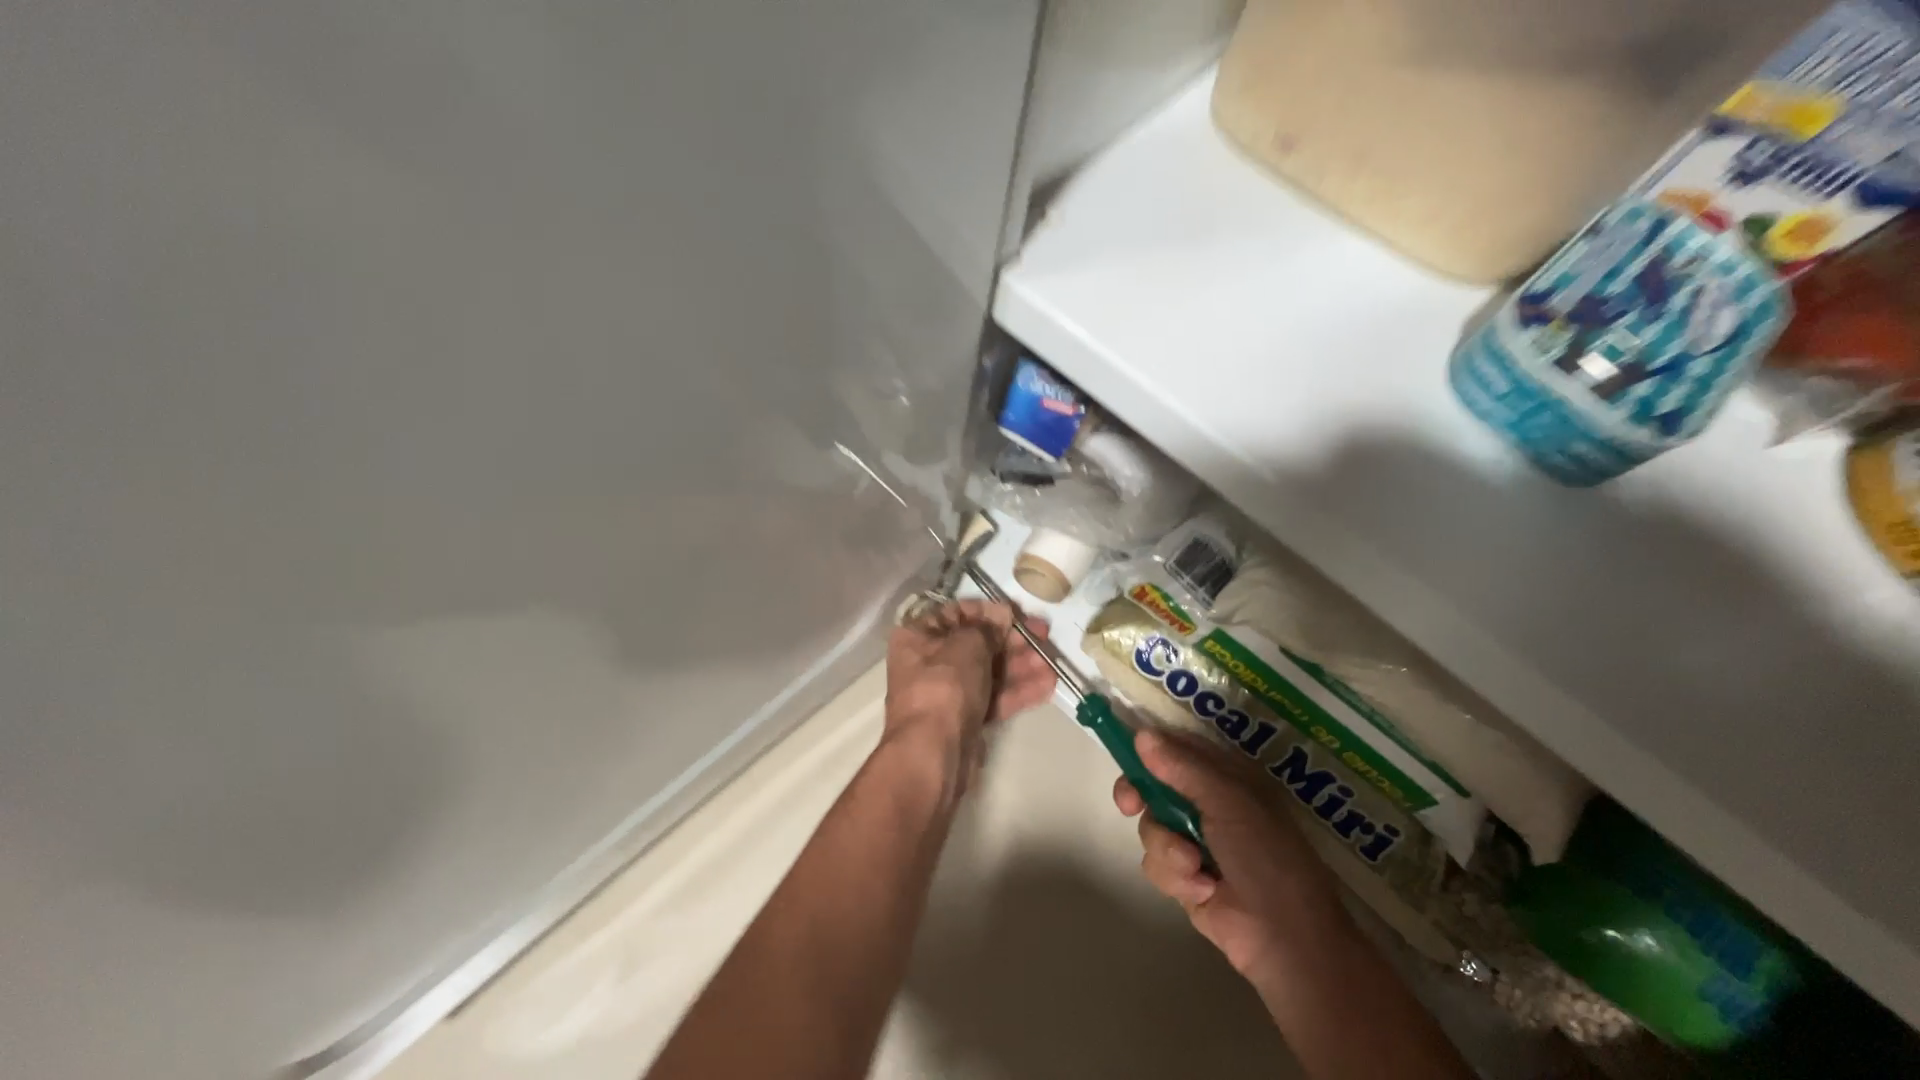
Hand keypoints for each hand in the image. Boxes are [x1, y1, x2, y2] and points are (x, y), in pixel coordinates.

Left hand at [884, 600, 1055, 792]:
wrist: (933, 753)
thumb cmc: (944, 686)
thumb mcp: (966, 645)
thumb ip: (987, 627)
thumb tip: (1002, 615)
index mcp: (918, 636)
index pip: (956, 613)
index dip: (989, 611)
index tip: (1019, 612)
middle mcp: (929, 662)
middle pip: (977, 644)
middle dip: (1012, 640)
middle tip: (1045, 635)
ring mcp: (948, 693)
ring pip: (989, 672)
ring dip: (1021, 666)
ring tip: (1053, 662)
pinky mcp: (965, 719)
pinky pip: (994, 697)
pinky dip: (1018, 691)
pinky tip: (1048, 685)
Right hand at [1113, 729, 1348, 980]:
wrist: (1285, 936)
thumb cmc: (1266, 858)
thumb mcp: (1230, 803)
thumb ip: (1184, 768)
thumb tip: (1142, 735)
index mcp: (1228, 778)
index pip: (1181, 748)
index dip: (1151, 747)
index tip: (1128, 755)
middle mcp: (1208, 804)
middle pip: (1154, 785)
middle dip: (1141, 796)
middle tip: (1131, 806)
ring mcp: (1194, 841)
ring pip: (1151, 827)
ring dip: (1167, 848)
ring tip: (1194, 868)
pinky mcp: (1184, 876)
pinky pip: (1155, 862)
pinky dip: (1175, 877)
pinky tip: (1201, 890)